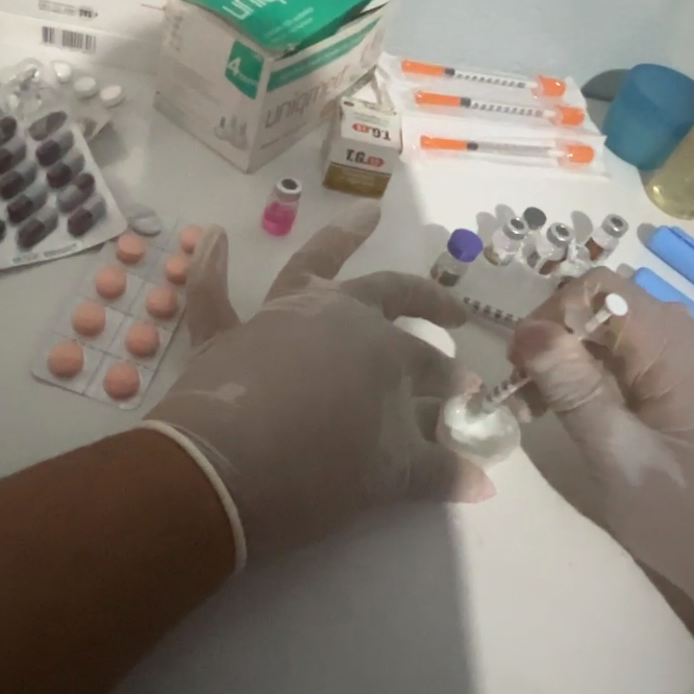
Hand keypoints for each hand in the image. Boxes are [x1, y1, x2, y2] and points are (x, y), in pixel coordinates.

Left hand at [143, 201, 493, 566]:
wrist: (227, 476)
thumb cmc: (318, 474)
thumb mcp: (390, 479)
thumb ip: (439, 474)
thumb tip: (483, 482)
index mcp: (384, 350)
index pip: (430, 365)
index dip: (451, 382)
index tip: (467, 398)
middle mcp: (338, 317)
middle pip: (393, 295)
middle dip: (427, 302)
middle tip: (452, 315)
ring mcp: (279, 317)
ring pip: (313, 263)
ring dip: (341, 236)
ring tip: (368, 211)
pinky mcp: (227, 335)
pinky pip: (213, 295)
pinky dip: (210, 265)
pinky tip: (213, 235)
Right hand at [509, 268, 693, 625]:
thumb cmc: (691, 522)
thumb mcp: (618, 458)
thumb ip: (573, 388)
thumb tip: (528, 329)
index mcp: (681, 350)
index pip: (600, 288)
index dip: (551, 314)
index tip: (522, 364)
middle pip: (613, 307)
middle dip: (561, 340)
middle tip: (529, 393)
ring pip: (629, 331)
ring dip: (583, 358)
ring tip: (554, 409)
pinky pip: (653, 356)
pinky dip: (614, 373)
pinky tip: (600, 414)